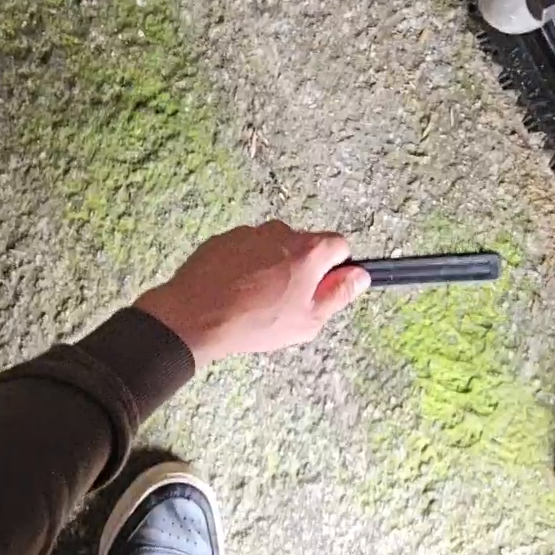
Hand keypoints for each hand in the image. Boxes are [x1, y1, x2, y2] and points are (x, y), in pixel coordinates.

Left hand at [134, 221, 371, 365]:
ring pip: (271, 247)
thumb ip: (339, 294)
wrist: (195, 316)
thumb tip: (359, 277)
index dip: (335, 268)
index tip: (324, 286)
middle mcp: (279, 232)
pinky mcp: (222, 239)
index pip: (339, 245)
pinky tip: (234, 291)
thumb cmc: (254, 322)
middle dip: (300, 267)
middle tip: (287, 300)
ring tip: (255, 300)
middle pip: (303, 244)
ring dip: (270, 265)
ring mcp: (247, 233)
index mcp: (308, 250)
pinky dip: (243, 265)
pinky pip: (243, 249)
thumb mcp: (308, 320)